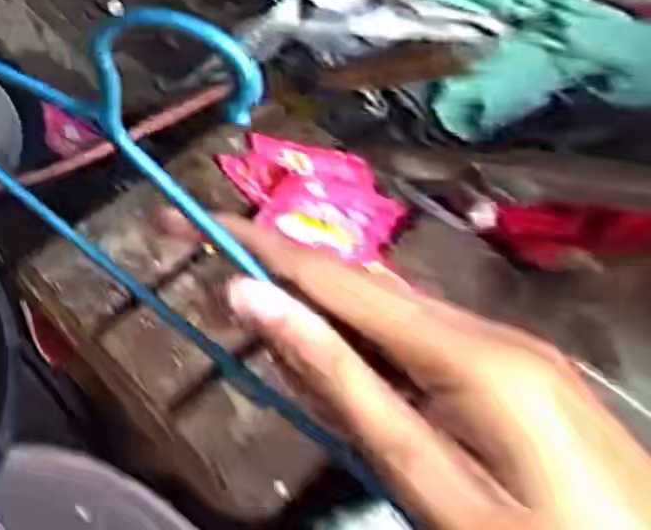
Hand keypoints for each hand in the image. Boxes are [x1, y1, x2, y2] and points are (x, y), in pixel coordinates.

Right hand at [168, 212, 650, 529]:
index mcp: (470, 353)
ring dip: (320, 331)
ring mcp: (511, 351)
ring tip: (314, 396)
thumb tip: (242, 292)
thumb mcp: (426, 477)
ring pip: (375, 308)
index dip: (240, 238)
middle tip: (231, 325)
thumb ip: (333, 377)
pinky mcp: (518, 374)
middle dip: (277, 291)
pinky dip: (361, 350)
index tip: (176, 217)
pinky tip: (358, 394)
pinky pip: (410, 335)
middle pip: (347, 283)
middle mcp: (489, 332)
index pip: (323, 271)